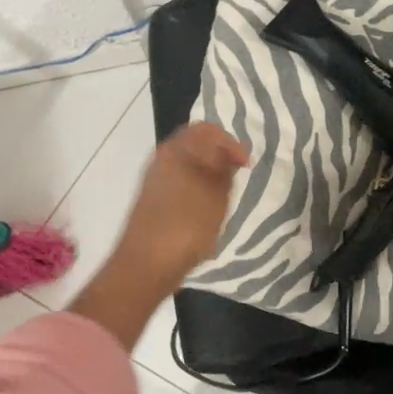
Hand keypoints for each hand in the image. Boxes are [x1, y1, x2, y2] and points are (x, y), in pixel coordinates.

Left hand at [110, 121, 249, 290]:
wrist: (147, 264)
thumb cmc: (187, 225)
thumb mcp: (216, 193)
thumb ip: (223, 167)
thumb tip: (226, 153)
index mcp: (177, 150)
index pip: (208, 129)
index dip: (231, 142)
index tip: (246, 166)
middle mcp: (162, 159)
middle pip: (196, 146)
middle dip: (220, 158)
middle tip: (237, 178)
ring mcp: (156, 181)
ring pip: (189, 166)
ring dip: (209, 175)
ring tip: (225, 197)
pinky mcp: (154, 201)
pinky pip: (182, 184)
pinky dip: (198, 190)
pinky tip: (207, 211)